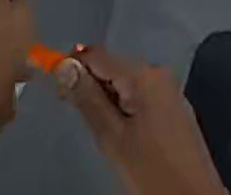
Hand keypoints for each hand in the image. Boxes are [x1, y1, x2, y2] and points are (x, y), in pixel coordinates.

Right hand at [56, 47, 227, 194]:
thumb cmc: (153, 175)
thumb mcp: (113, 139)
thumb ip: (87, 98)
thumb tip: (62, 65)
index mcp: (143, 76)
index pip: (96, 55)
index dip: (72, 66)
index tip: (55, 86)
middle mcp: (158, 73)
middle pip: (111, 66)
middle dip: (89, 84)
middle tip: (74, 110)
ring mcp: (170, 91)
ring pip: (124, 82)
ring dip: (106, 97)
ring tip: (99, 127)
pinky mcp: (175, 109)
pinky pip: (140, 95)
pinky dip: (124, 106)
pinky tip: (121, 132)